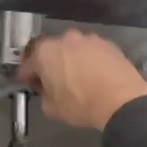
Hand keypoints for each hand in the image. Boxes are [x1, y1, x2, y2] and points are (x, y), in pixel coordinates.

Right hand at [16, 30, 146, 130]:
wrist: (122, 100)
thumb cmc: (81, 104)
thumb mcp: (52, 108)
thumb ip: (43, 94)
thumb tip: (47, 88)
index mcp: (45, 52)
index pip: (28, 61)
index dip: (25, 74)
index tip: (25, 82)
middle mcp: (65, 38)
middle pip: (50, 49)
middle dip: (47, 63)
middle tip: (49, 79)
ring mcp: (88, 38)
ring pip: (72, 48)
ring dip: (69, 59)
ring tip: (74, 75)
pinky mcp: (107, 43)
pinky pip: (90, 51)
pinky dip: (88, 60)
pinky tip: (92, 74)